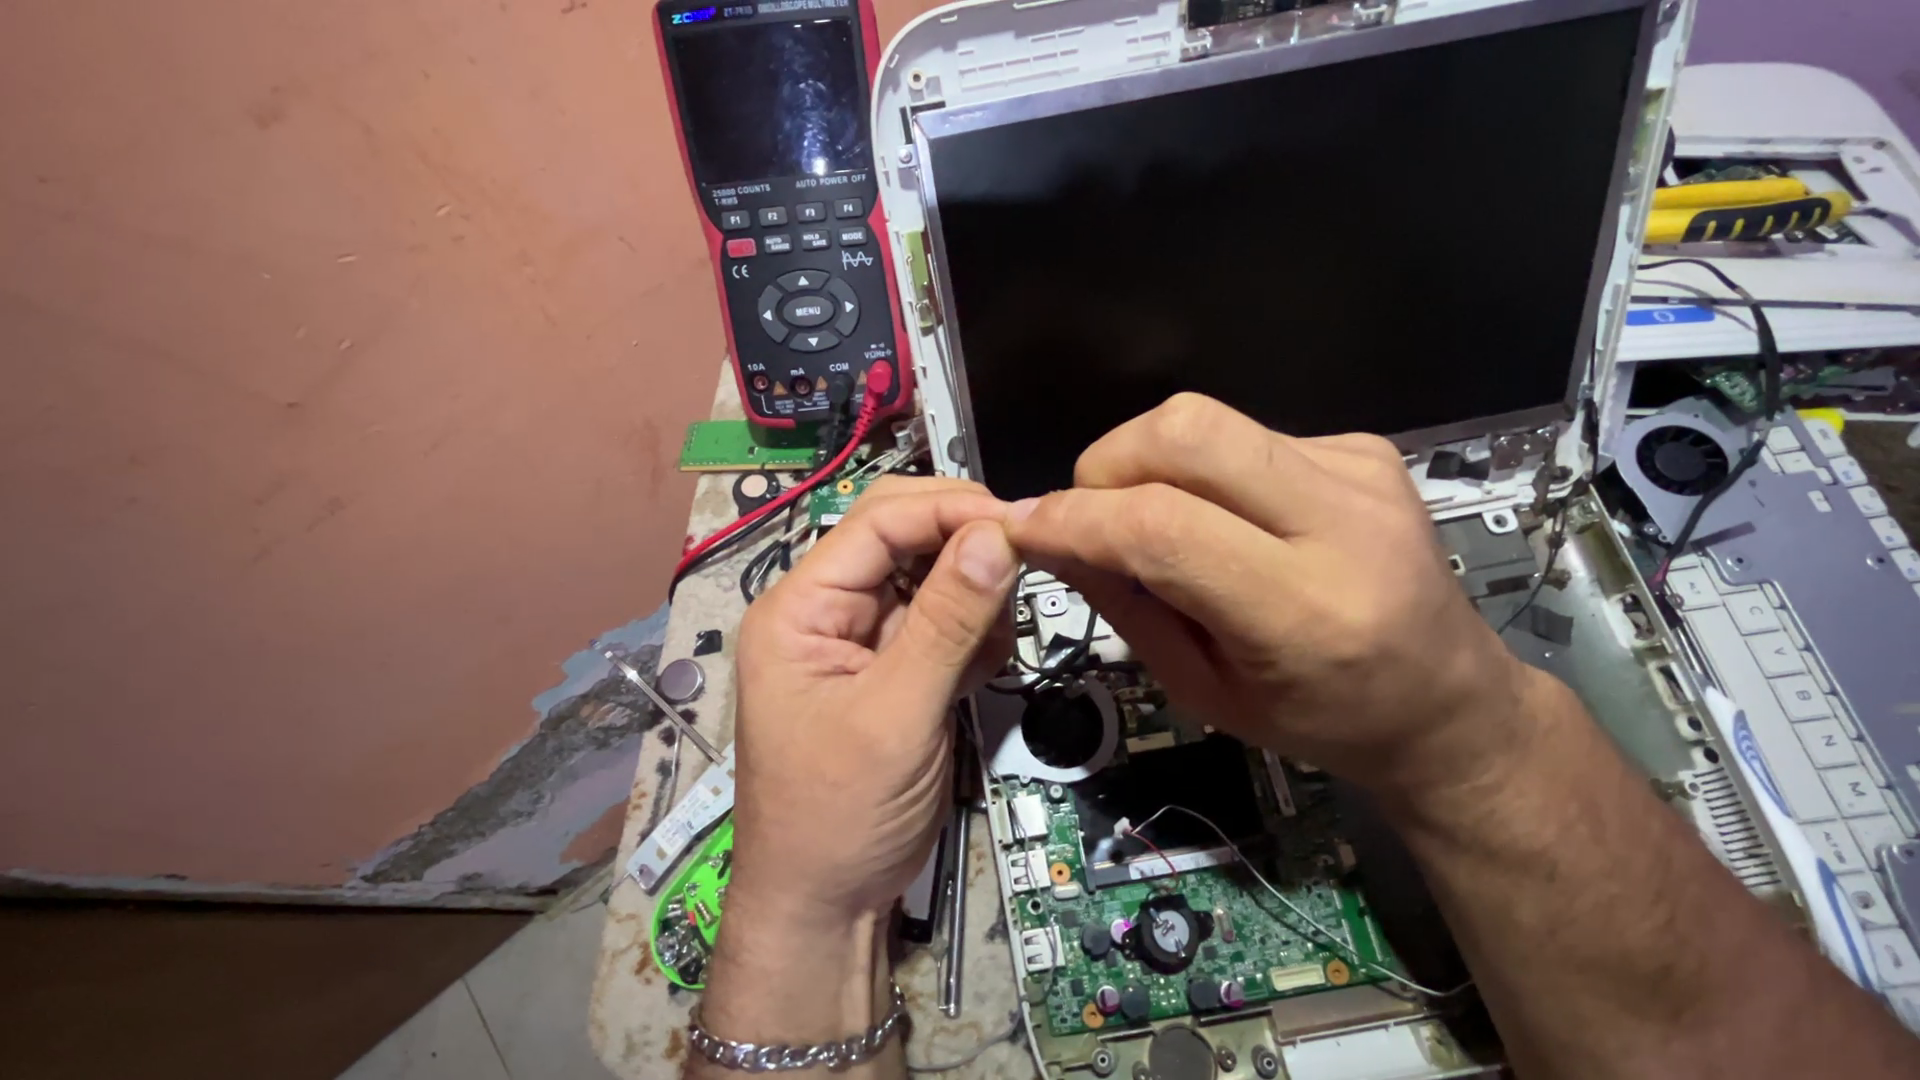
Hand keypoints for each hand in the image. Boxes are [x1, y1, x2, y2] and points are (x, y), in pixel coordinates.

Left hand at [730, 476, 1017, 926]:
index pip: (876, 523)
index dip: (948, 510)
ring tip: (999, 637)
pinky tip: (990, 660)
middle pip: (901, 537)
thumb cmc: (840, 813)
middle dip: (963, 541)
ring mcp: (863, 640)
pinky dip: (975, 631)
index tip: (1018, 520)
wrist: (826, 903)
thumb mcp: (895, 715)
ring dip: (975, 591)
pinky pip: (942, 622)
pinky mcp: (896, 669)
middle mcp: (828, 610)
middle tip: (1025, 558)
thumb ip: (946, 622)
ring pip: (929, 577)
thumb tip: (997, 534)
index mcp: (800, 607)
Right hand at [1003, 393, 1535, 804]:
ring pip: (1205, 418)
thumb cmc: (1322, 719)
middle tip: (1090, 516)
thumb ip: (1125, 609)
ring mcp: (1358, 471)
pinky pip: (1242, 434)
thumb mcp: (1204, 693)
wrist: (1446, 700)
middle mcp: (1342, 523)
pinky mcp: (1361, 447)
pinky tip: (1219, 517)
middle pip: (1185, 433)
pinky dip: (1199, 470)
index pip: (1161, 528)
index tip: (1025, 529)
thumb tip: (1055, 541)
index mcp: (1304, 612)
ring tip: (1149, 520)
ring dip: (1146, 463)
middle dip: (1105, 464)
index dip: (1075, 519)